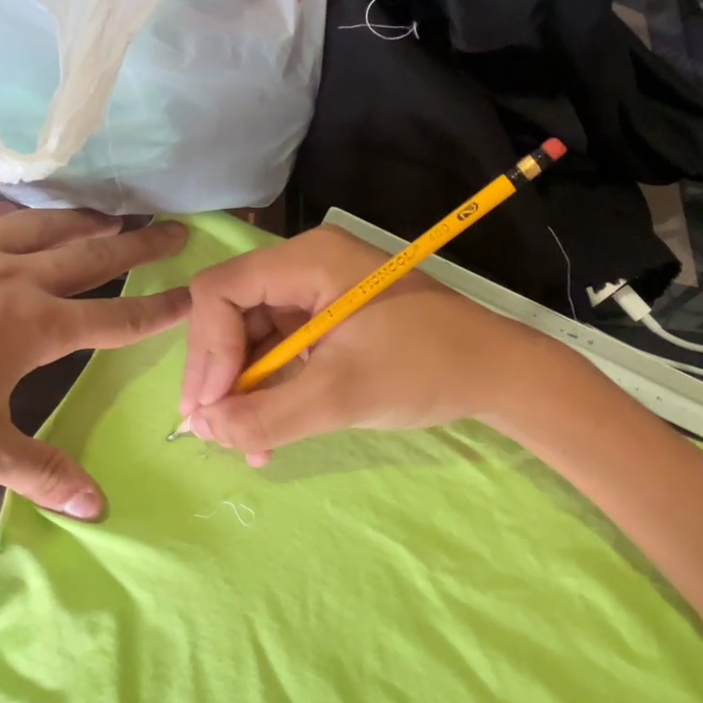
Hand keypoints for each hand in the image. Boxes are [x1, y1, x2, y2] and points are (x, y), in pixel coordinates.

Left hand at [0, 203, 188, 518]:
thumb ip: (42, 472)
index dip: (159, 307)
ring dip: (72, 220)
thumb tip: (98, 509)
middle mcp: (5, 275)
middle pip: (87, 254)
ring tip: (101, 215)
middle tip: (172, 228)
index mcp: (33, 327)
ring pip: (30, 224)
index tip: (193, 290)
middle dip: (135, 245)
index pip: (115, 317)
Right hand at [178, 226, 555, 464]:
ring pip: (250, 336)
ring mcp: (316, 291)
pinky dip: (268, 390)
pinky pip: (279, 349)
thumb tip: (205, 430)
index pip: (222, 291)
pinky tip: (265, 434)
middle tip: (211, 428)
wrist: (497, 373)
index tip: (212, 406)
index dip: (207, 349)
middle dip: (218, 374)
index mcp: (308, 260)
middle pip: (230, 312)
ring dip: (240, 391)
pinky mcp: (327, 319)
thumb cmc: (425, 369)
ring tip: (241, 443)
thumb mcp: (341, 396)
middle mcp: (304, 266)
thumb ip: (267, 416)